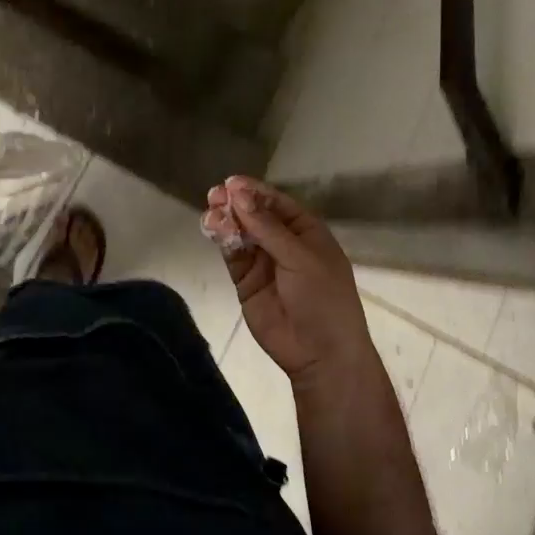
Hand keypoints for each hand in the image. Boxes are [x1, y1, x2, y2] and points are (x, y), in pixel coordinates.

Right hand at [204, 176, 375, 389]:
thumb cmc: (322, 297)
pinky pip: (232, 255)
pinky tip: (212, 230)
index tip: (231, 183)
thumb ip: (267, 227)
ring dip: (225, 221)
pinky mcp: (246, 281)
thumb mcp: (300, 258)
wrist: (320, 352)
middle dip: (235, 204)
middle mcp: (283, 242)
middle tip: (215, 196)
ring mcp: (263, 262)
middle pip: (254, 215)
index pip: (276, 202)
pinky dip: (222, 241)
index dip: (254, 191)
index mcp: (305, 231)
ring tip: (211, 213)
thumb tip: (239, 195)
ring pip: (240, 233)